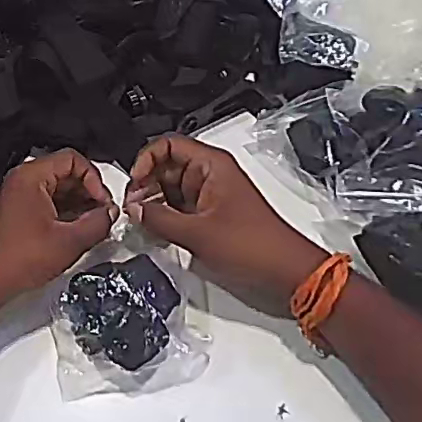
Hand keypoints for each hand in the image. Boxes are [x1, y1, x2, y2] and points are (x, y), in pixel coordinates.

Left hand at [0, 149, 115, 307]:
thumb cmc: (15, 259)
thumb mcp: (69, 241)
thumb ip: (97, 223)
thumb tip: (109, 214)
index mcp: (31, 177)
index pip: (72, 159)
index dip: (94, 178)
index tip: (103, 200)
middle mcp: (22, 181)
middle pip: (65, 172)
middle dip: (88, 191)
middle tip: (103, 212)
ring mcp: (19, 196)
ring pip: (58, 188)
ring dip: (78, 203)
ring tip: (92, 223)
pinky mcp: (19, 211)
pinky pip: (48, 201)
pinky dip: (65, 212)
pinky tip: (76, 230)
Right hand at [125, 135, 324, 314]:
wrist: (289, 275)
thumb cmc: (255, 247)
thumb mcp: (198, 233)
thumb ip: (159, 219)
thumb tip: (133, 209)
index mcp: (212, 166)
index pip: (168, 145)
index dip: (146, 160)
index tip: (135, 182)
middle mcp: (209, 175)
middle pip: (165, 166)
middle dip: (145, 184)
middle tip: (133, 206)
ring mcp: (209, 196)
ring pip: (168, 188)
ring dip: (152, 202)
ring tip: (141, 221)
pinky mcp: (209, 216)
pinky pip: (177, 208)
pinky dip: (164, 216)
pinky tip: (154, 230)